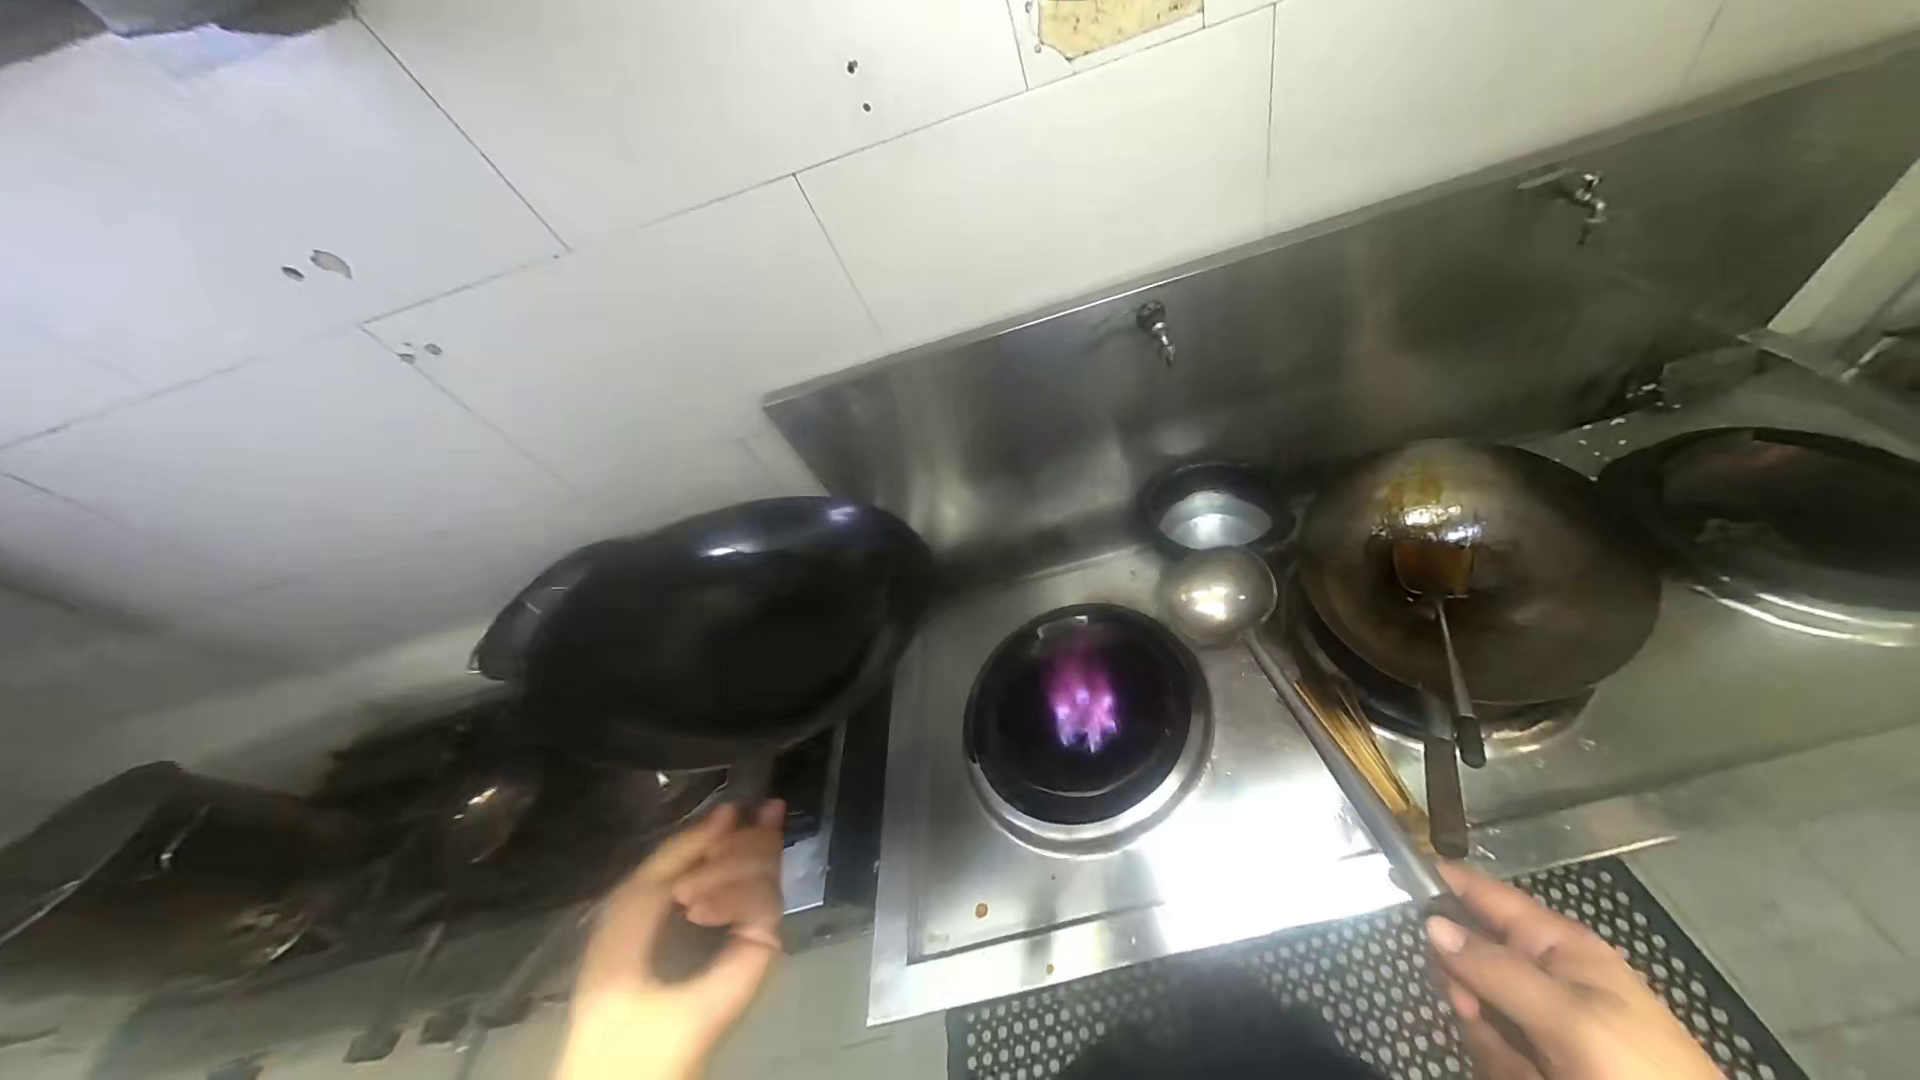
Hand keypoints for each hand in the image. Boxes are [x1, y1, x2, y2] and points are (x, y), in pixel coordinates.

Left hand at [556, 801, 785, 1079]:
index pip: (740, 843)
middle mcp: (733, 899)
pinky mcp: (763, 946)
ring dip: (728, 870)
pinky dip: (736, 896)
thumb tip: (731, 811)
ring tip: (689, 898)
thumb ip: (680, 849)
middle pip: (759, 848)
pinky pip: (767, 901)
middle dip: (739, 841)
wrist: (624, 1045)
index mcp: (704, 886)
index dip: (748, 822)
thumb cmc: (618, 970)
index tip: (761, 805)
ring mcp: (750, 923)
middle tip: (715, 854)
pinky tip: (702, 911)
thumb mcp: (637, 895)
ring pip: (766, 868)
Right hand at [1425, 864, 1722, 1079]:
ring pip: (1470, 1002)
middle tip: (1473, 1012)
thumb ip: (1495, 967)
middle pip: (1462, 951)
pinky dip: (1499, 1064)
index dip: (1438, 879)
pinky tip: (1527, 1079)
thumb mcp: (1570, 1019)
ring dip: (1484, 1036)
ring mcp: (1538, 1017)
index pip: (1482, 892)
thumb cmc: (1638, 1074)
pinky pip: (1488, 1043)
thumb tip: (1428, 923)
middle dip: (1461, 986)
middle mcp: (1542, 972)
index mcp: (1557, 945)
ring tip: (1524, 1070)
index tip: (1392, 875)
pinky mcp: (1536, 1056)